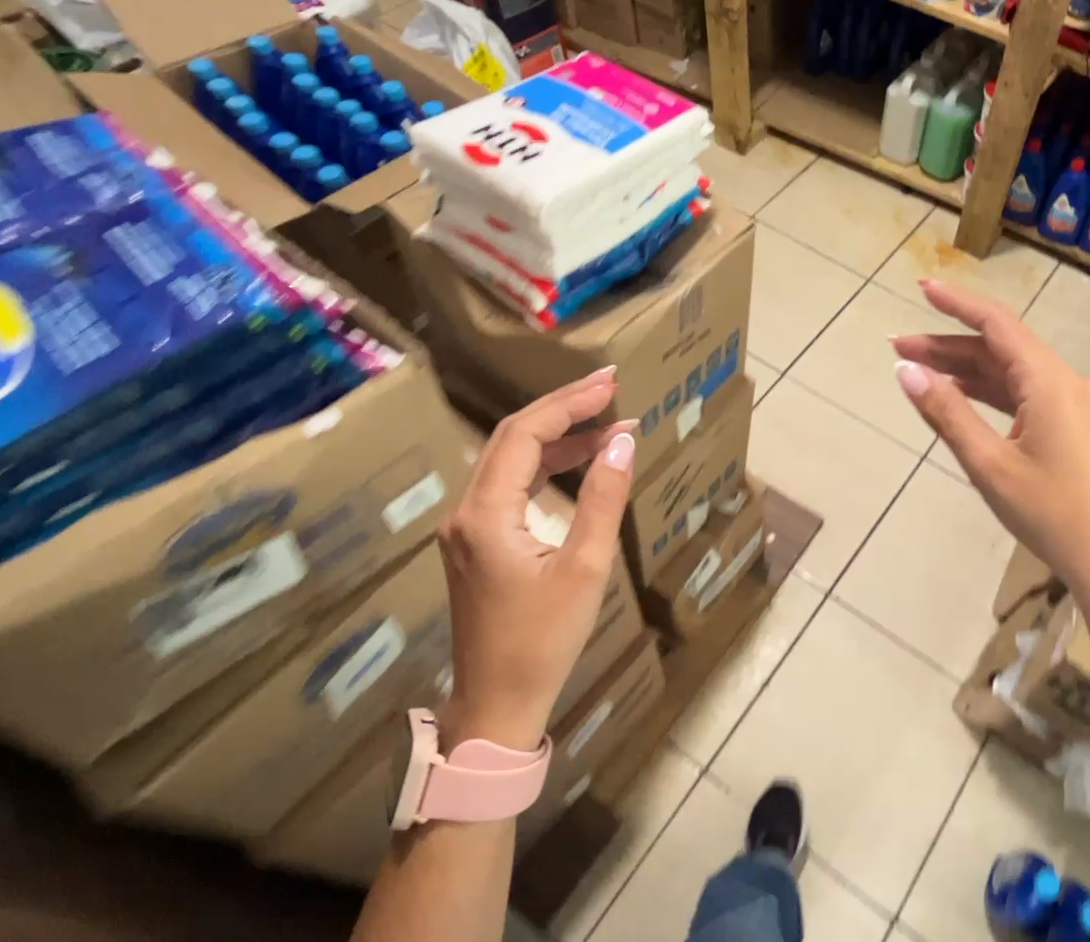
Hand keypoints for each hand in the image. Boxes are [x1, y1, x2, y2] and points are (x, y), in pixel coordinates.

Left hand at [436, 367, 636, 751]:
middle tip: (610, 388)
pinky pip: (511, 488)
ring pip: (509, 461)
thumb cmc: (544, 640)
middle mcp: (466, 512)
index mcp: (486, 514)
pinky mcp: (477, 544)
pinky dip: (546, 468)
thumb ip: (602, 500)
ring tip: (605, 421)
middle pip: (511, 439)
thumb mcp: (584, 568)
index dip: (569, 404)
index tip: (612, 386)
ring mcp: (467, 529)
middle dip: (562, 409)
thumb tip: (622, 441)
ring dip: (556, 438)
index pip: (525, 435)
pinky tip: (578, 463)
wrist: (499, 702)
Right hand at [891, 280, 1089, 591]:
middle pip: (999, 348)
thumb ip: (946, 414)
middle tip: (897, 348)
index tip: (921, 288)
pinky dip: (986, 391)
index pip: (996, 324)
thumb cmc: (1049, 512)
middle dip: (947, 344)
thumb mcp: (989, 464)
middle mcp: (1062, 381)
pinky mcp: (1069, 426)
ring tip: (916, 371)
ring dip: (964, 369)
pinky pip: (1021, 394)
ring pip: (1009, 372)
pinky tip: (956, 397)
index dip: (956, 303)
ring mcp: (1070, 404)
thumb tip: (905, 371)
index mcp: (1047, 381)